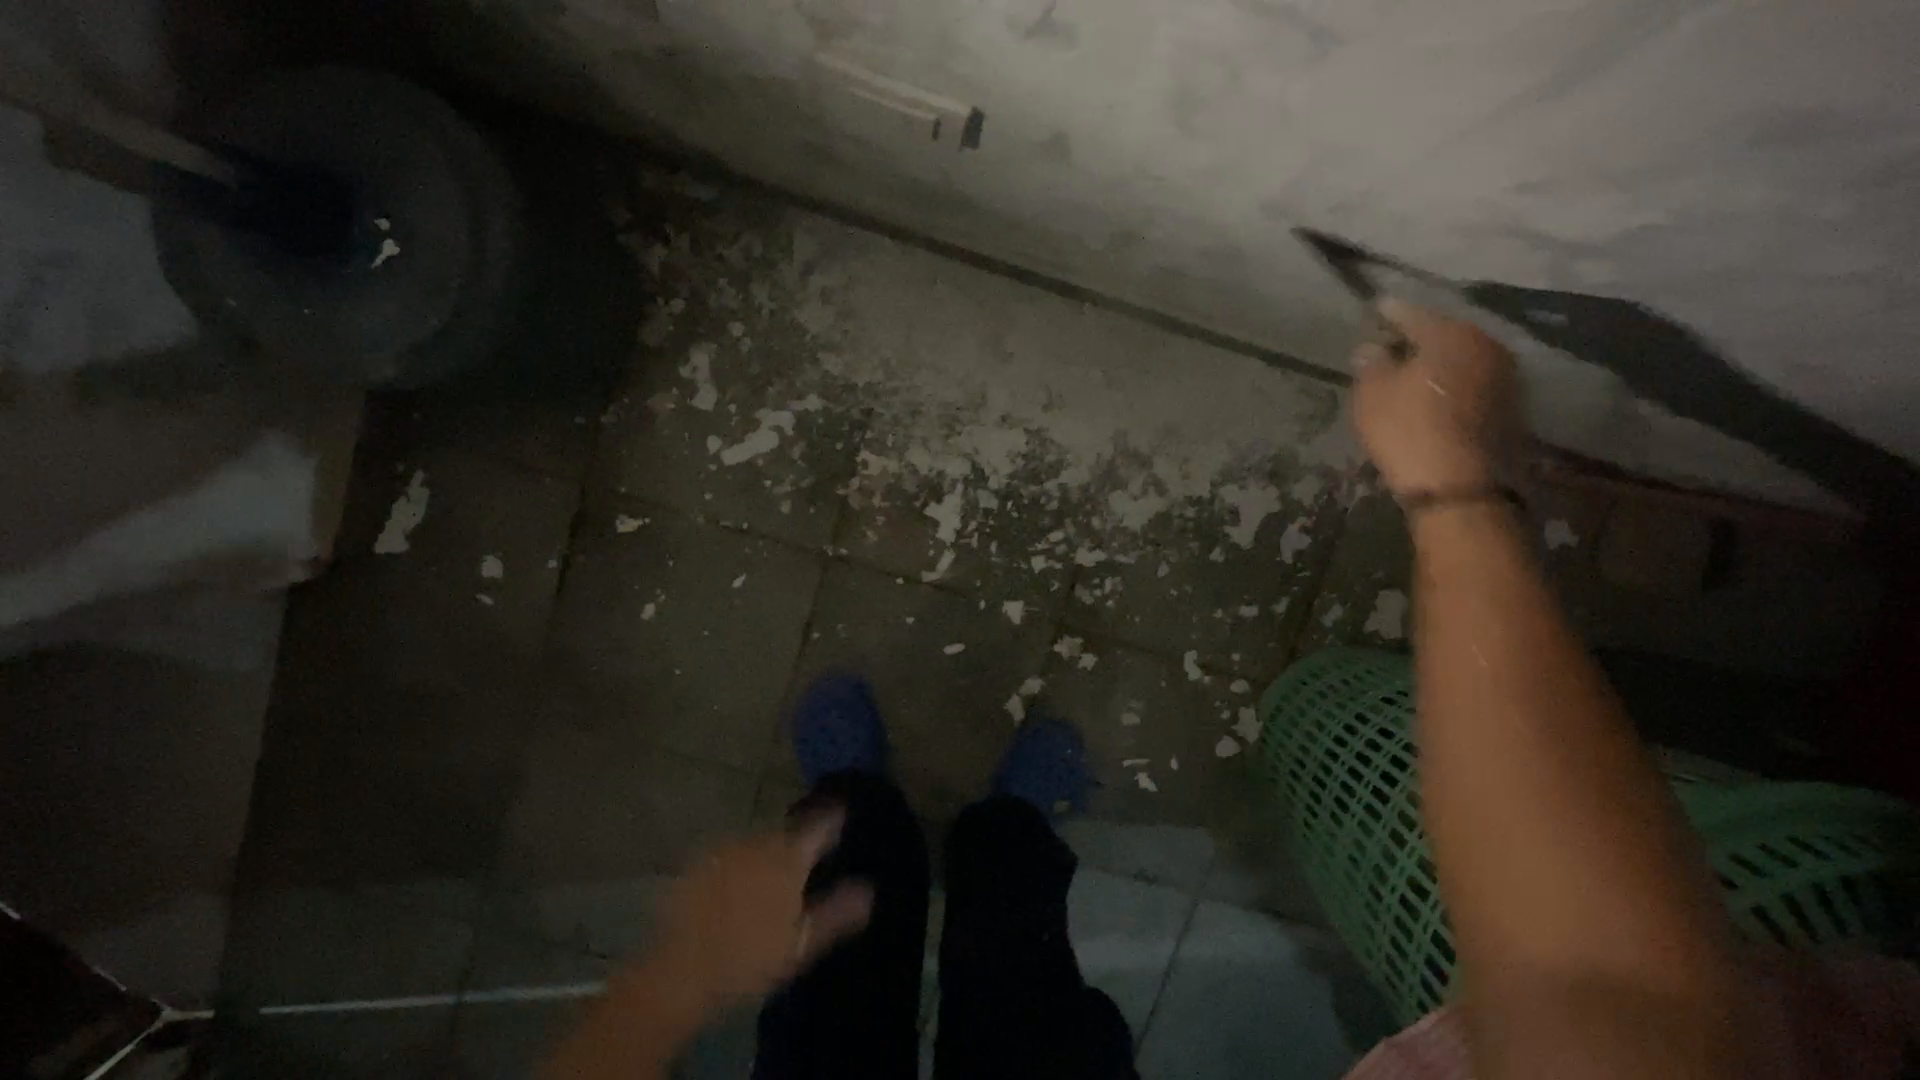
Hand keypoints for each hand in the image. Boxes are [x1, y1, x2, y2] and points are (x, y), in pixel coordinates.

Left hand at [646, 813, 872, 1007]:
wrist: (679, 974)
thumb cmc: (749, 959)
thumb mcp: (803, 943)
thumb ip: (837, 912)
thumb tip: (870, 889)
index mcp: (788, 857)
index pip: (820, 823)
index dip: (835, 817)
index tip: (844, 814)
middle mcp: (756, 842)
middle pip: (785, 831)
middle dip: (797, 840)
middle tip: (806, 859)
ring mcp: (722, 850)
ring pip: (754, 842)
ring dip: (765, 851)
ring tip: (769, 877)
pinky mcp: (694, 864)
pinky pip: (726, 855)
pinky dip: (735, 864)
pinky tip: (732, 889)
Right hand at [1351, 299, 1521, 497]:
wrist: (1461, 486)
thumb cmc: (1408, 431)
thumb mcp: (1372, 396)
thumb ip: (1371, 364)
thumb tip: (1373, 348)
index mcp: (1449, 334)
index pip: (1413, 314)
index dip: (1391, 313)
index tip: (1378, 309)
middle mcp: (1485, 345)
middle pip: (1446, 334)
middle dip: (1422, 338)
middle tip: (1397, 344)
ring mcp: (1506, 376)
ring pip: (1465, 358)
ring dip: (1443, 362)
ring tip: (1418, 371)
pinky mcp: (1513, 407)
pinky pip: (1476, 382)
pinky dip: (1457, 383)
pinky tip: (1439, 395)